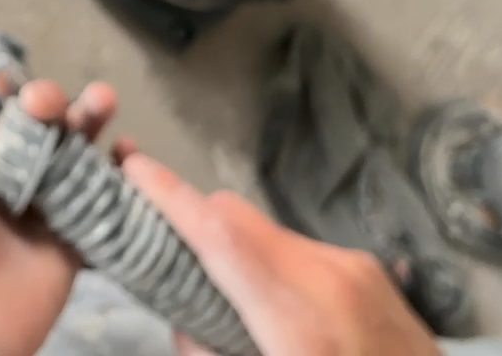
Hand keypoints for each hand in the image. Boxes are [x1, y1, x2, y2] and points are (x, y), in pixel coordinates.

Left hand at [0, 42, 117, 355]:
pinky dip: (121, 177)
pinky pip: (103, 200)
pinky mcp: (75, 233)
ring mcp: (47, 201)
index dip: (14, 84)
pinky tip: (130, 155)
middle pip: (47, 122)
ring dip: (93, 123)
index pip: (4, 103)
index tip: (18, 80)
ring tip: (106, 100)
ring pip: (78, 152)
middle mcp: (14, 169)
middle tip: (54, 105)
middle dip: (57, 101)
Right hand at [122, 153, 441, 355]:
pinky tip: (280, 305)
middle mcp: (329, 279)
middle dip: (192, 219)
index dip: (169, 194)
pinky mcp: (373, 272)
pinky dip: (270, 261)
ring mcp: (357, 270)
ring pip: (264, 229)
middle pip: (235, 217)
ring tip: (230, 294)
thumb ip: (207, 355)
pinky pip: (297, 247)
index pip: (220, 234)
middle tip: (164, 245)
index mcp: (302, 325)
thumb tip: (182, 317)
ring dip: (234, 246)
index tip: (128, 165)